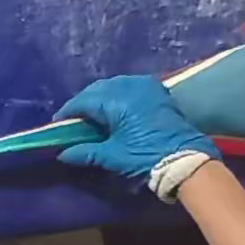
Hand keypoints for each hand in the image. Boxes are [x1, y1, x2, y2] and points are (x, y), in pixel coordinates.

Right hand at [56, 75, 218, 195]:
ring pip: (113, 84)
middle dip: (83, 102)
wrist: (186, 160)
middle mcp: (129, 87)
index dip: (68, 112)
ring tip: (93, 113)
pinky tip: (115, 106)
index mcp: (116, 101)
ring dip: (100, 96)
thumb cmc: (145, 157)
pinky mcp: (157, 90)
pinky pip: (130, 85)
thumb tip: (63, 154)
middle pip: (97, 89)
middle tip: (75, 119)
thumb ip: (85, 152)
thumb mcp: (112, 156)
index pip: (83, 101)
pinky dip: (118, 93)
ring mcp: (145, 86)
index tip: (59, 123)